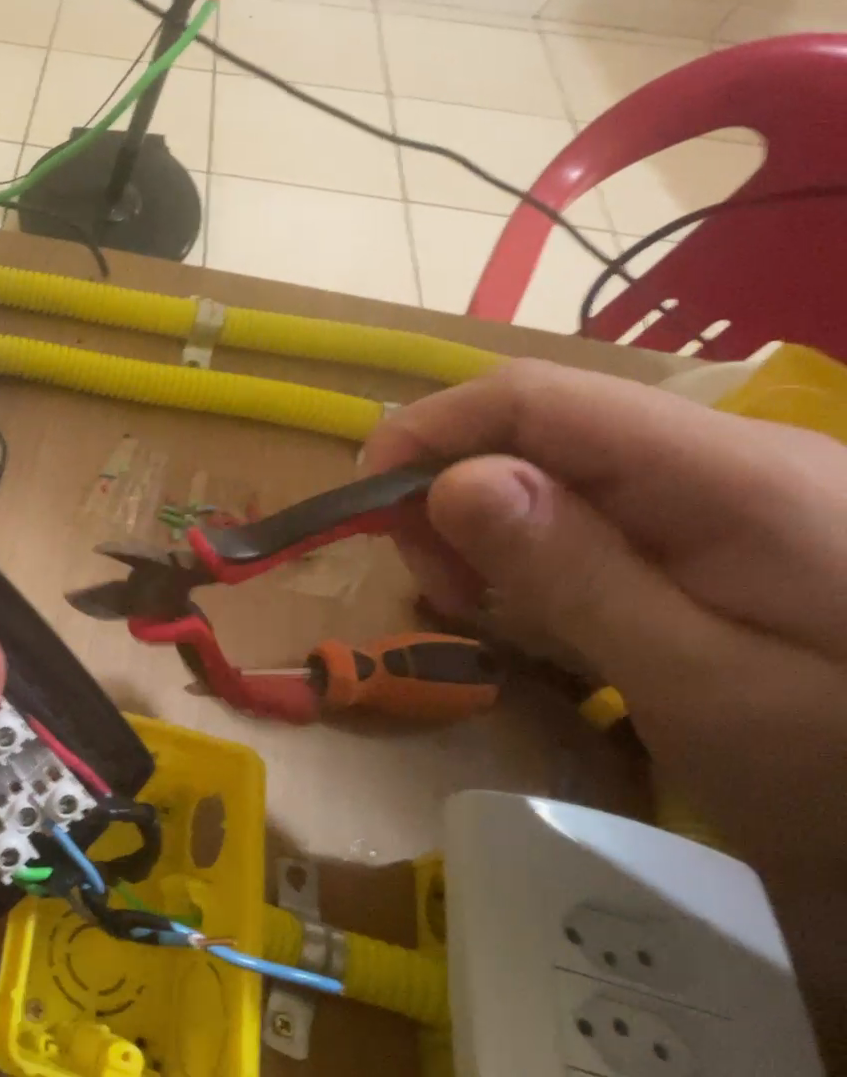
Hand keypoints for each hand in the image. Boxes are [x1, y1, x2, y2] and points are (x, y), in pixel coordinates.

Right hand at [364, 359, 846, 877]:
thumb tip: (451, 482)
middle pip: (533, 424)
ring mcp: (726, 485)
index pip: (535, 396)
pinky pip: (587, 504)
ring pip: (550, 464)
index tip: (363, 511)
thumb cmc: (840, 766)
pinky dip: (529, 548)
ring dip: (482, 528)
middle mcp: (725, 454)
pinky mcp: (719, 521)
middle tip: (439, 592)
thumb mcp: (693, 683)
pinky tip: (544, 607)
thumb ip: (573, 574)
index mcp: (728, 477)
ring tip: (484, 608)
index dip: (427, 431)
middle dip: (448, 494)